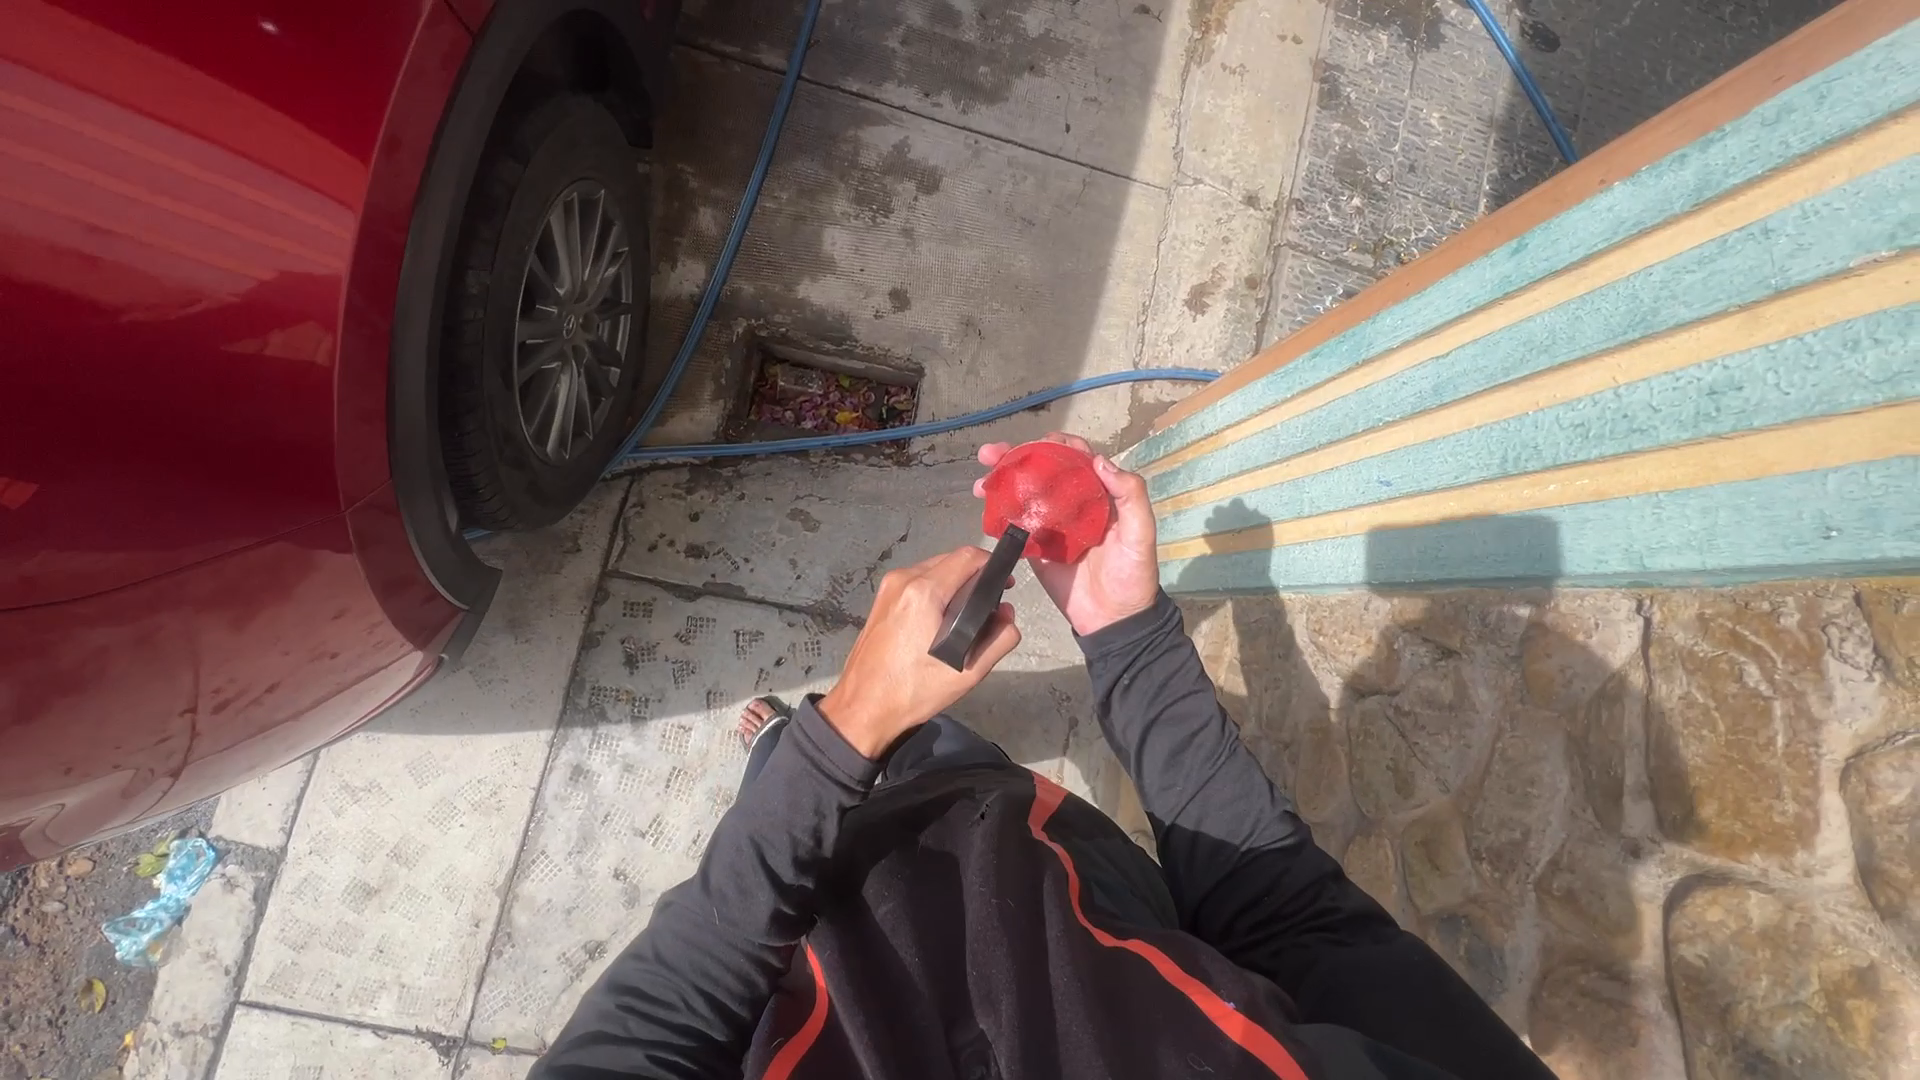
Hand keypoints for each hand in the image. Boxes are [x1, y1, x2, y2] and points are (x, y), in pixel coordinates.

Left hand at [817, 546, 1021, 758]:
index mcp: (923, 592)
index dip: (993, 566)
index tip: (1005, 585)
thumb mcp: (968, 673)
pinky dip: (935, 592)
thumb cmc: (913, 691)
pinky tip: (941, 620)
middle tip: (989, 607)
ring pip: (934, 569)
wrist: (863, 707)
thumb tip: (1007, 614)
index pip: (968, 557)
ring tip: (966, 616)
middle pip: (951, 560)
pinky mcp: (881, 598)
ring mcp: (888, 587)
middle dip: (975, 577)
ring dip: (955, 584)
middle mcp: (903, 580)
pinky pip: (917, 582)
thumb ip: (999, 639)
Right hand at [974, 433, 1159, 636]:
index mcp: (1098, 495)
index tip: (1037, 443)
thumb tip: (1099, 461)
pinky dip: (998, 514)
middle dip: (1015, 458)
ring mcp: (1051, 526)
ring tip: (980, 482)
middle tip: (990, 453)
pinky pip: (1015, 526)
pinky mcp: (1035, 549)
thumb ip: (1130, 496)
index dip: (1056, 445)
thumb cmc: (1132, 575)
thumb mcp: (1141, 533)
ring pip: (1023, 495)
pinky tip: (984, 506)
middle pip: (1041, 471)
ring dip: (1000, 483)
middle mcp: (1072, 504)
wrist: (1114, 620)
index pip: (1075, 458)